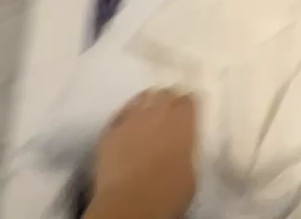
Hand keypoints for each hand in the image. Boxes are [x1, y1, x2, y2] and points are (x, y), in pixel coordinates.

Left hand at [87, 89, 197, 218]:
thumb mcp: (191, 172)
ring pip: (142, 98)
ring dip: (147, 104)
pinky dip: (126, 117)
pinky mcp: (110, 131)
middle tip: (168, 115)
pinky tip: (127, 126)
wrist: (129, 206)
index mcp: (183, 121)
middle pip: (166, 93)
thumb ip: (187, 149)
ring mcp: (132, 119)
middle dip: (168, 101)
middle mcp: (158, 112)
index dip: (188, 107)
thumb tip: (183, 145)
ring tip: (147, 116)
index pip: (189, 99)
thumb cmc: (167, 194)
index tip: (188, 115)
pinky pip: (120, 114)